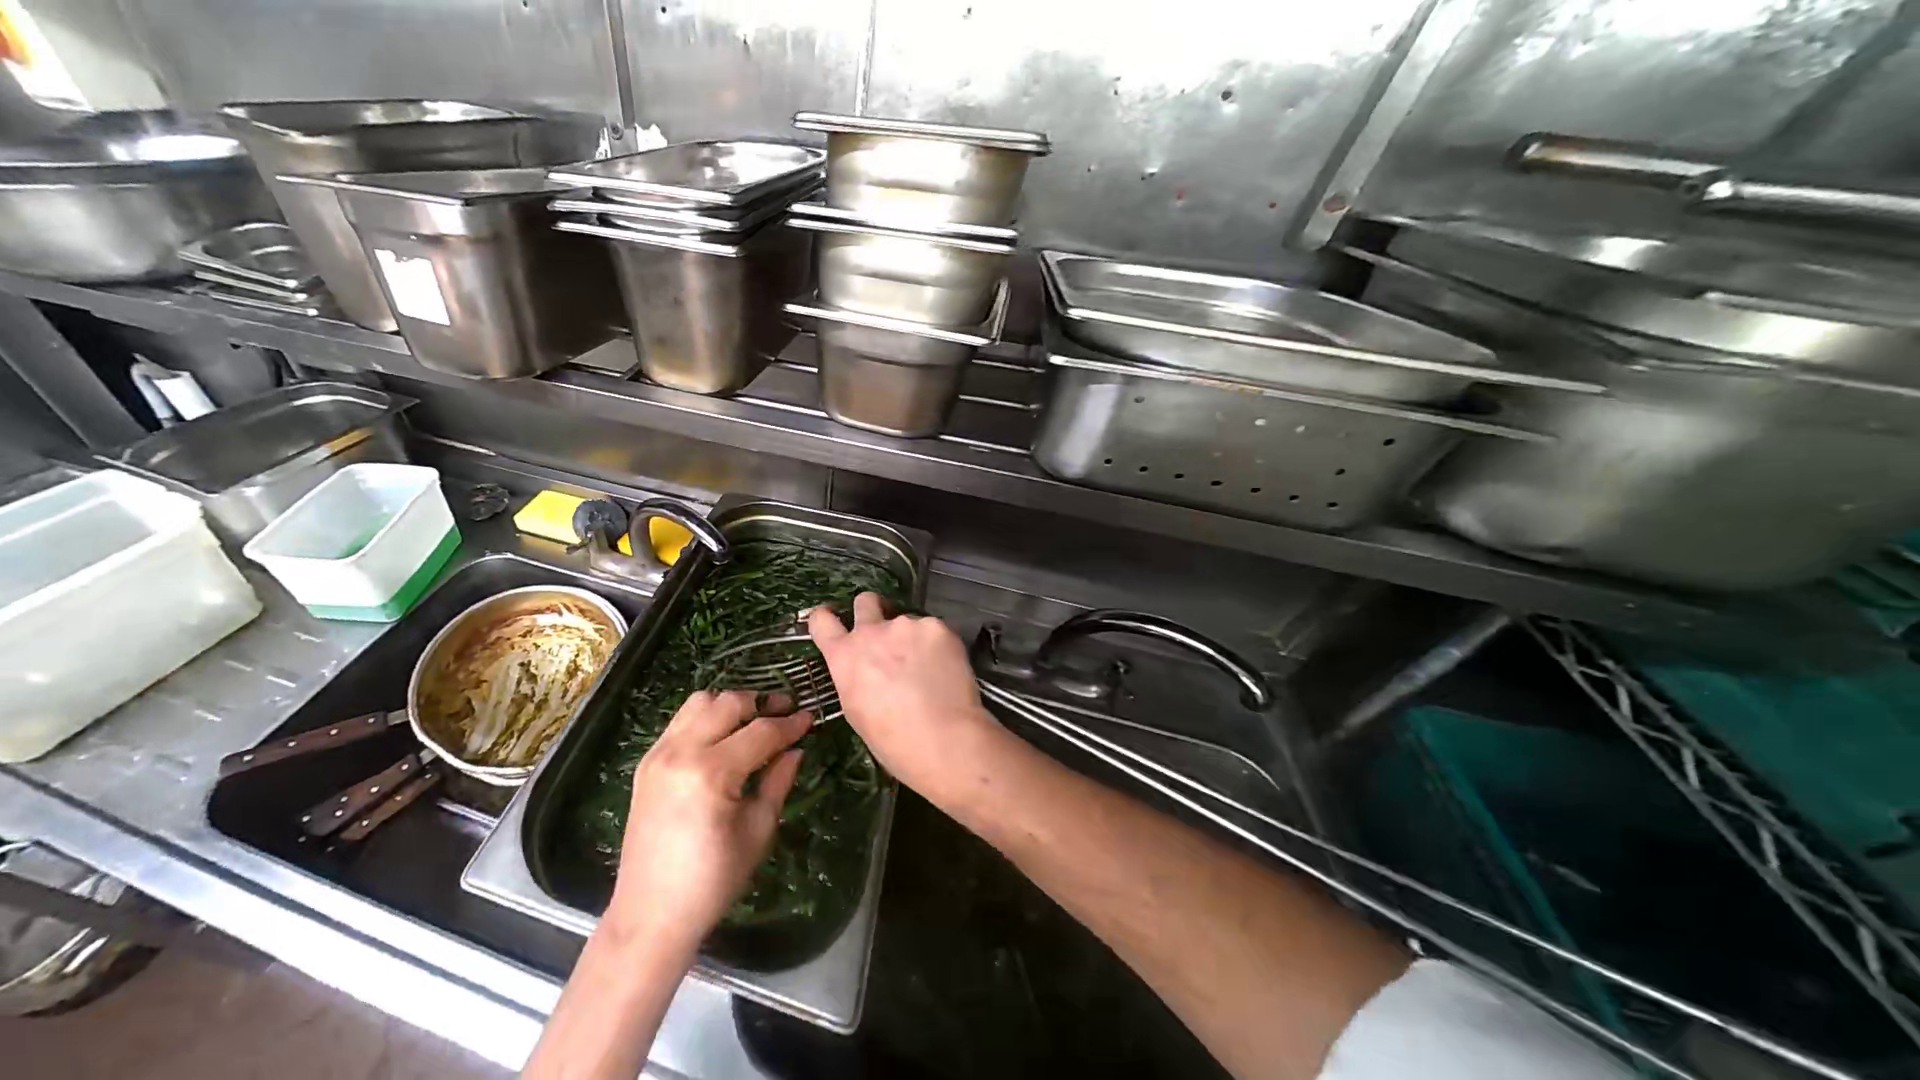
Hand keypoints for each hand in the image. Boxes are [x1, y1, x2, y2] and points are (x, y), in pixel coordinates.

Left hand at [609, 690, 809, 955]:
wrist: (652, 913)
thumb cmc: (713, 879)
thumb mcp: (758, 830)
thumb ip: (778, 781)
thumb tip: (795, 750)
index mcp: (711, 772)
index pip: (762, 731)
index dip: (790, 723)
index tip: (810, 718)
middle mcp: (681, 752)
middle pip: (729, 703)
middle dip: (762, 703)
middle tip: (785, 713)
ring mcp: (658, 755)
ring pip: (700, 702)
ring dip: (731, 705)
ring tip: (753, 720)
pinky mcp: (647, 764)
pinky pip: (680, 721)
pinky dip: (706, 717)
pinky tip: (723, 736)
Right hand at [808, 593, 1004, 801]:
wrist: (942, 739)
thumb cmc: (892, 739)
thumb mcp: (855, 710)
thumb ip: (854, 676)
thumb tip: (865, 669)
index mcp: (845, 655)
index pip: (822, 620)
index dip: (826, 618)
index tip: (833, 619)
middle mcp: (872, 632)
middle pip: (865, 601)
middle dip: (872, 610)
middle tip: (886, 633)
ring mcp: (906, 625)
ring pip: (907, 623)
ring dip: (913, 639)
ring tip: (929, 670)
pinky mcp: (937, 627)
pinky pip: (933, 631)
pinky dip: (937, 646)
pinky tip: (946, 670)